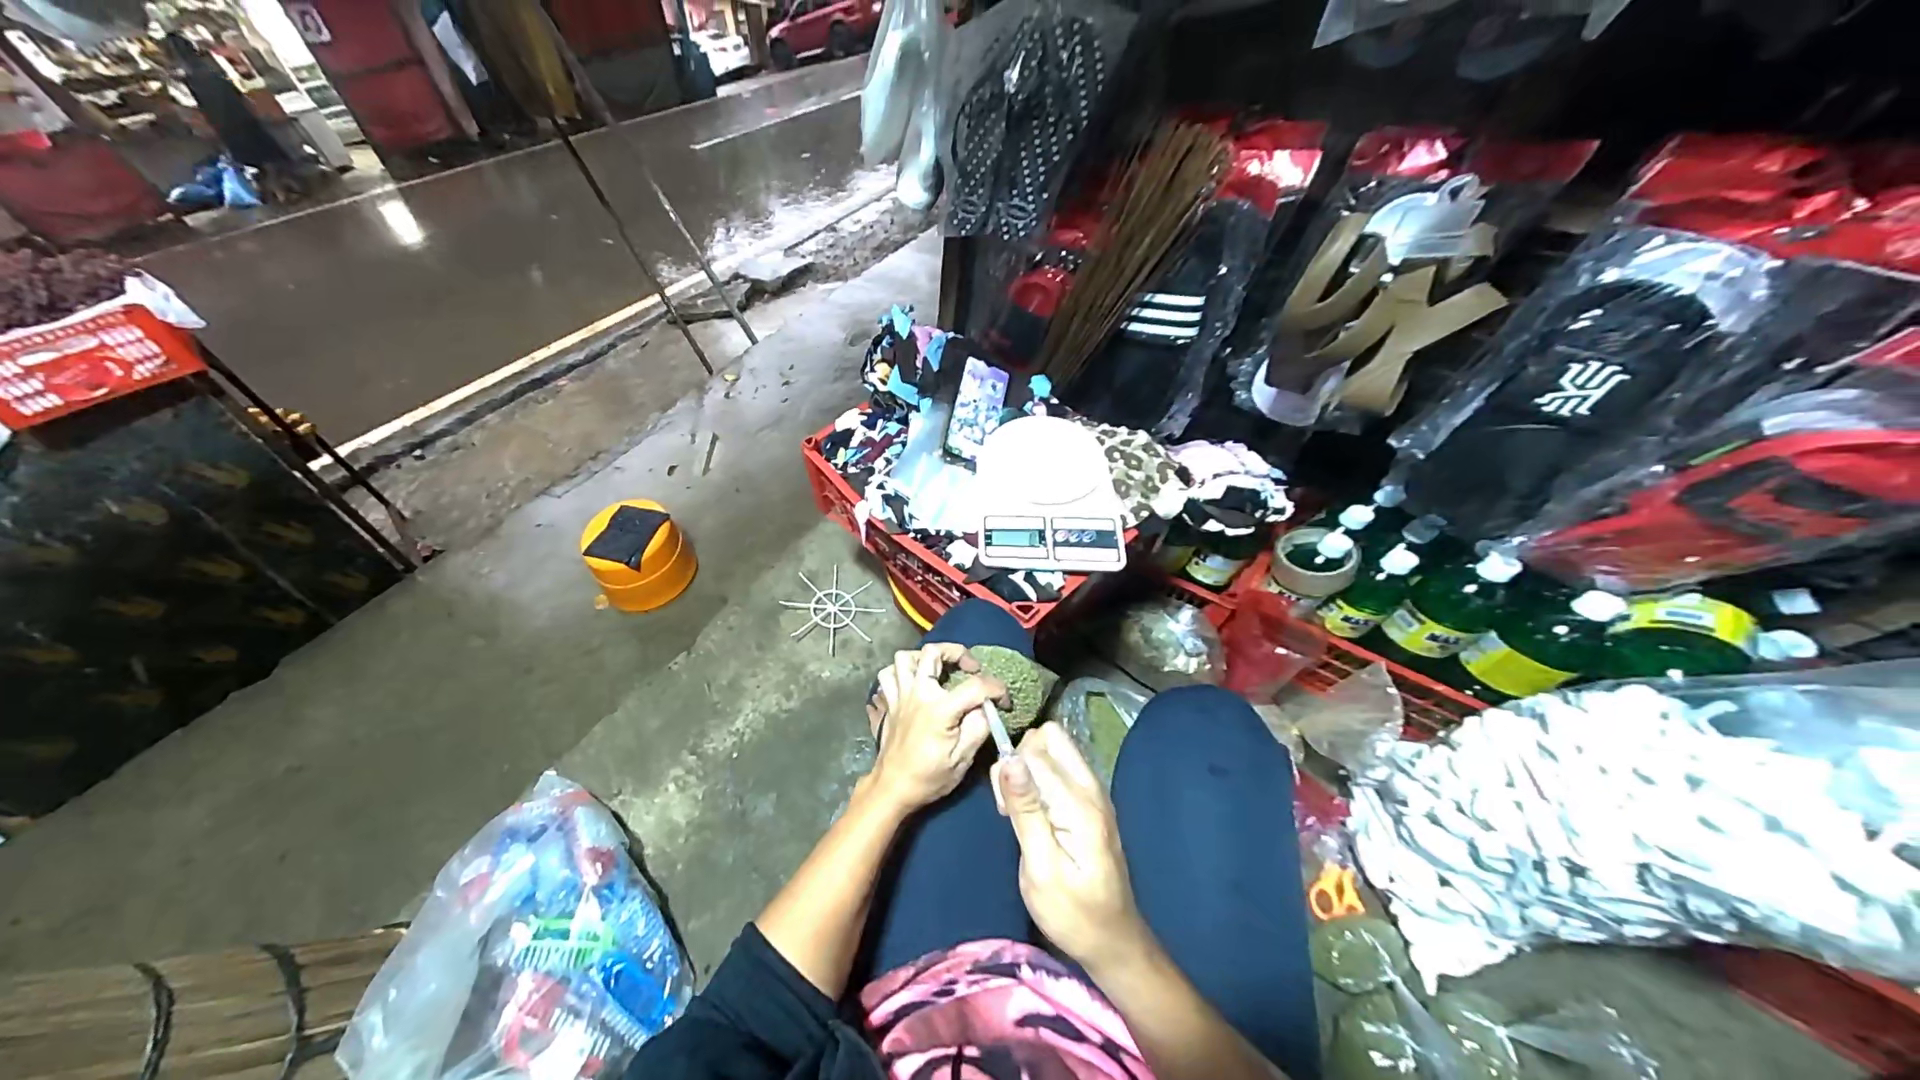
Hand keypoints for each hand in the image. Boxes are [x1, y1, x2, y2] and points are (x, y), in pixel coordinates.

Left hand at [865, 645, 1006, 813]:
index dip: (996, 689)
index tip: (1004, 700)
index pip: (975, 685)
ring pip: (905, 658)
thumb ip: (978, 727)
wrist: (892, 789)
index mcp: (940, 709)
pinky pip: (889, 675)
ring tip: (939, 669)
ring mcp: (899, 696)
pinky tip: (914, 682)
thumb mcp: (962, 759)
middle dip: (957, 653)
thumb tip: (986, 707)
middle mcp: (917, 694)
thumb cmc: (929, 777)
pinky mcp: (889, 703)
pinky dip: (901, 672)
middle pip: (933, 652)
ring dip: (924, 658)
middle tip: (970, 668)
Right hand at [992, 723, 1150, 970]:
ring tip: (1022, 813)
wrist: (1113, 941)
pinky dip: (1041, 778)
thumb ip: (1025, 810)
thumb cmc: (1072, 913)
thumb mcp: (1040, 869)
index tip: (1003, 809)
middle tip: (1011, 805)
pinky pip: (1061, 767)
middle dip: (1021, 758)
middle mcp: (1092, 787)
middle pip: (1050, 737)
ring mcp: (1095, 793)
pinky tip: (1037, 815)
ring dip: (1030, 768)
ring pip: (1055, 748)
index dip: (1009, 771)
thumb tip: (1009, 759)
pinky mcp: (1092, 802)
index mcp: (1080, 804)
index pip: (1035, 752)